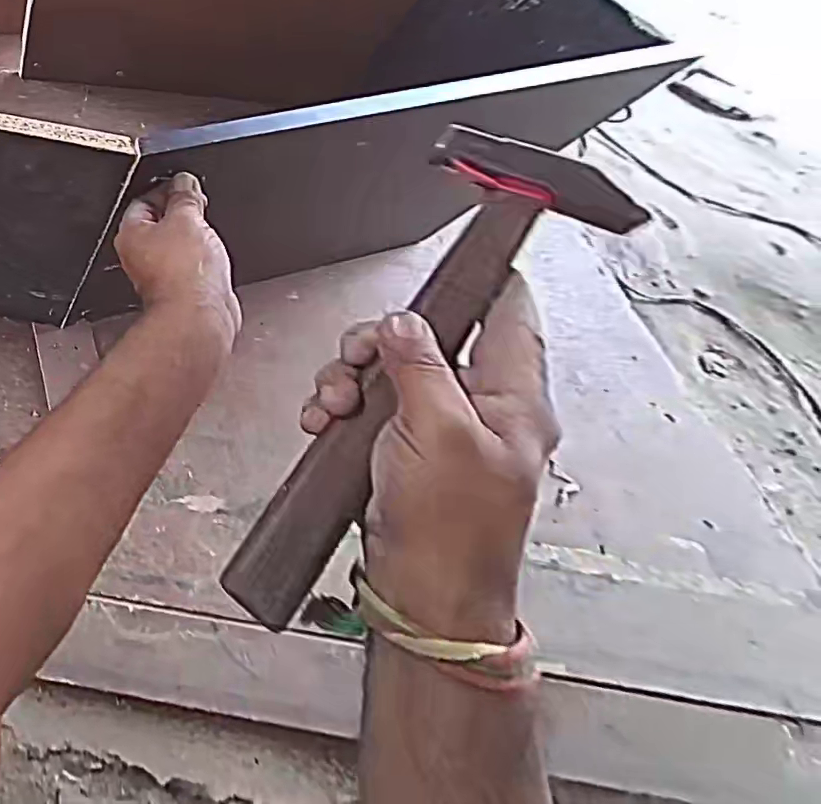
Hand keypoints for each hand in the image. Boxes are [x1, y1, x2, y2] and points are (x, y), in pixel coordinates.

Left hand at [114, 173, 240, 349]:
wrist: (200, 314)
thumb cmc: (184, 274)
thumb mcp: (187, 219)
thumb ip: (185, 196)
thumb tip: (184, 181)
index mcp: (129, 234)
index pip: (142, 201)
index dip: (165, 189)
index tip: (185, 185)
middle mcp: (137, 254)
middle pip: (158, 221)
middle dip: (180, 211)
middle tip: (199, 206)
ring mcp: (156, 271)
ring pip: (173, 241)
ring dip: (191, 233)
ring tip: (206, 230)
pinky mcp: (177, 284)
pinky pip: (186, 260)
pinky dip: (198, 253)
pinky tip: (210, 253)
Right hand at [299, 272, 557, 642]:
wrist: (417, 578)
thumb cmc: (449, 520)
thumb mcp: (438, 431)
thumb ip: (422, 369)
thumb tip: (404, 322)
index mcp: (509, 399)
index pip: (513, 323)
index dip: (497, 287)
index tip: (484, 257)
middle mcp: (471, 404)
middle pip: (420, 340)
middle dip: (375, 345)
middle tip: (355, 362)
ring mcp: (429, 422)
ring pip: (380, 369)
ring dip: (343, 379)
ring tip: (331, 408)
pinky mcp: (392, 439)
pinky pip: (357, 400)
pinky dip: (332, 405)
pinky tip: (322, 421)